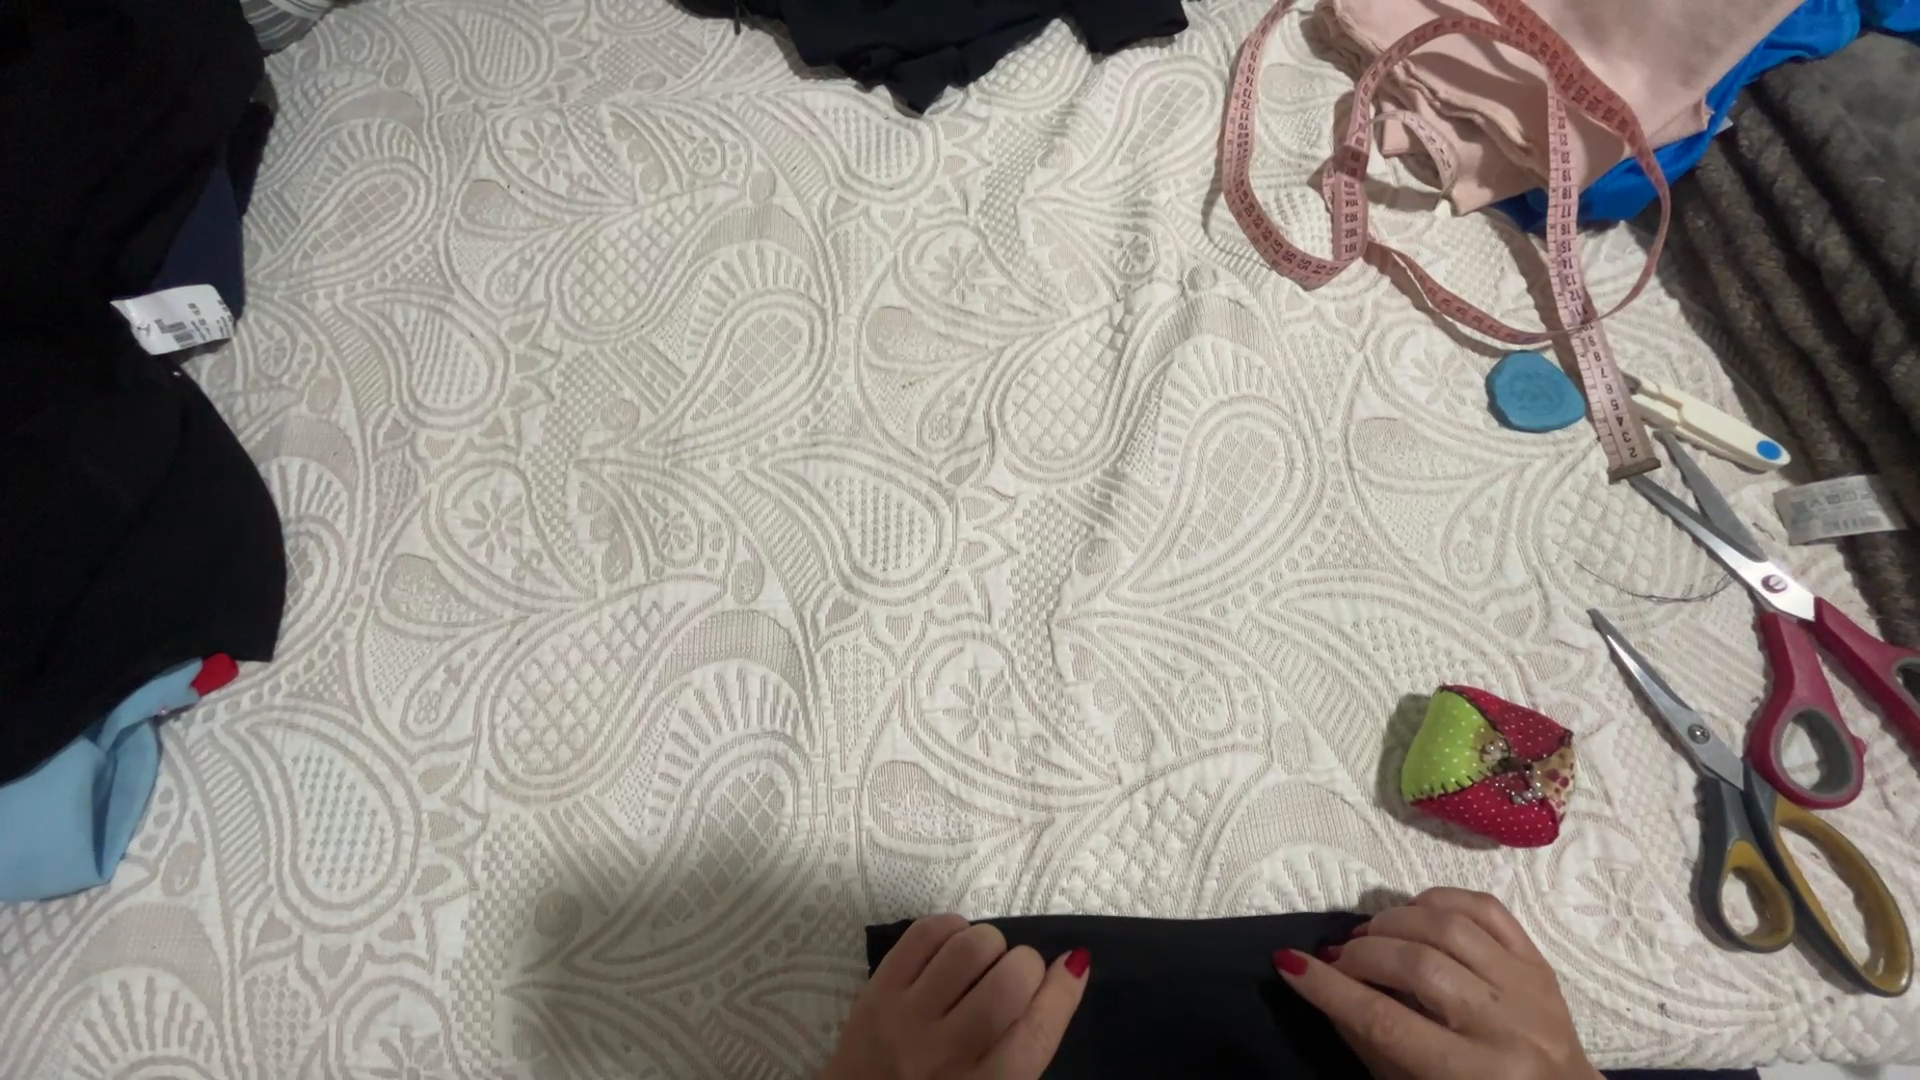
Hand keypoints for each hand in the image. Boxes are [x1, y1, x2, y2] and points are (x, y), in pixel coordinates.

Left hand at [822, 914, 1088, 1079]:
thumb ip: (1027, 1042)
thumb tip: (1069, 968)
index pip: (1034, 1034)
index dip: (1062, 991)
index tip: (1073, 964)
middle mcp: (943, 1057)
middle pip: (1006, 985)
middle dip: (1026, 964)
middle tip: (1018, 973)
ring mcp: (905, 1019)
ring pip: (968, 949)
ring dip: (989, 942)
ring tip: (984, 959)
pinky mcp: (878, 988)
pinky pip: (925, 933)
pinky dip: (951, 926)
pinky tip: (953, 944)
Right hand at [1274, 888, 1602, 1079]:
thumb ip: (1366, 1037)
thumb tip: (1319, 976)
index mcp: (1478, 1076)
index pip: (1386, 1021)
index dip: (1329, 988)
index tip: (1287, 961)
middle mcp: (1512, 1030)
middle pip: (1417, 965)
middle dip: (1360, 955)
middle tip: (1338, 959)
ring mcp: (1533, 991)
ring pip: (1448, 926)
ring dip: (1394, 922)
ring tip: (1374, 937)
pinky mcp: (1541, 963)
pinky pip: (1485, 908)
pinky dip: (1440, 900)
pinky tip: (1417, 915)